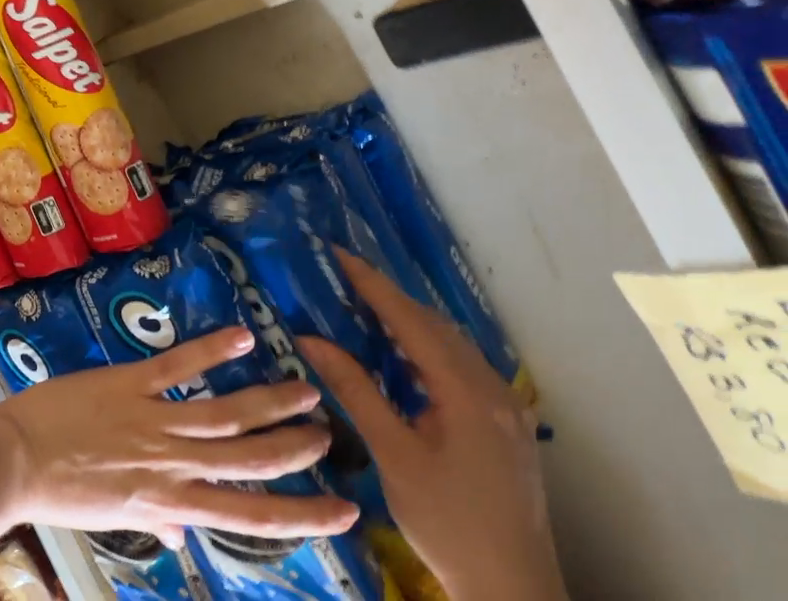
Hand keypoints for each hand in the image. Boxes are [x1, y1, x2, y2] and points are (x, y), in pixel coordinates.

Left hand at [0, 325, 359, 542]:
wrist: (11, 461)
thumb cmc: (59, 492)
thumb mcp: (113, 517)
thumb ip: (156, 522)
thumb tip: (183, 538)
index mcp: (170, 502)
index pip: (250, 515)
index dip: (304, 516)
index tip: (347, 511)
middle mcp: (172, 464)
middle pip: (250, 458)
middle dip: (295, 448)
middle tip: (329, 434)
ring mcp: (151, 422)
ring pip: (226, 413)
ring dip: (270, 401)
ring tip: (307, 389)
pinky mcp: (126, 385)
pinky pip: (176, 367)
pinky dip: (211, 351)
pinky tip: (242, 337)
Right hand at [298, 250, 567, 600]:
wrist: (511, 583)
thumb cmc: (446, 518)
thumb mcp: (392, 453)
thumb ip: (354, 390)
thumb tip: (310, 339)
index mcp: (467, 392)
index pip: (412, 321)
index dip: (373, 285)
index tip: (337, 254)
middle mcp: (493, 390)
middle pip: (436, 327)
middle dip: (389, 297)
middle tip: (341, 277)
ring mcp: (504, 409)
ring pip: (451, 347)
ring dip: (408, 322)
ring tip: (362, 307)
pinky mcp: (503, 427)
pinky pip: (460, 369)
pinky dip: (424, 350)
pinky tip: (399, 357)